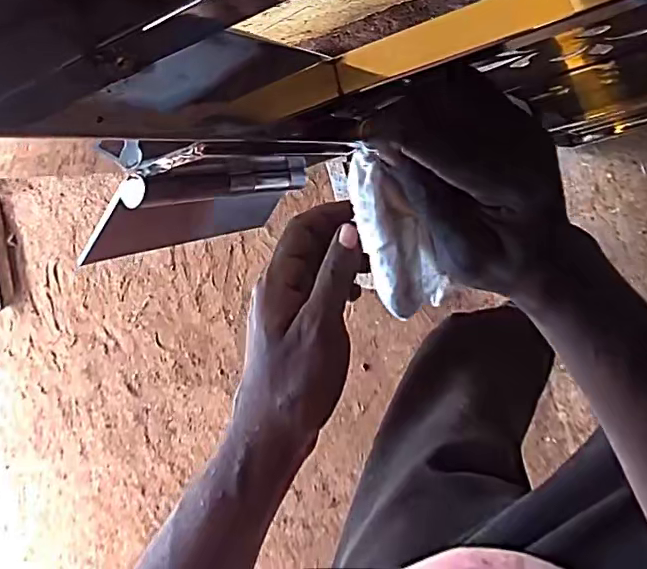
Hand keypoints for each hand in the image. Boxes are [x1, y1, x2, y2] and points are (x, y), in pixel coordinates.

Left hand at [231, 202, 366, 453]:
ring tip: (374, 262)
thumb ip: (334, 275)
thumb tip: (349, 229)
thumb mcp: (320, 325)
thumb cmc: (294, 383)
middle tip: (377, 234)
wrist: (269, 438)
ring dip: (341, 257)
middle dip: (340, 233)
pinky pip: (316, 289)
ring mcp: (283, 307)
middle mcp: (276, 287)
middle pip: (308, 244)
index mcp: (276, 281)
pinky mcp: (293, 325)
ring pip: (314, 267)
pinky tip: (357, 294)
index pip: (301, 228)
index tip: (364, 209)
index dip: (330, 212)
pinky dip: (338, 281)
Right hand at [365, 66, 575, 300]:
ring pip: (459, 91)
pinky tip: (419, 114)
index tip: (366, 137)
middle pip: (453, 110)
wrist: (546, 251)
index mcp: (513, 185)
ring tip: (392, 123)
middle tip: (374, 131)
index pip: (448, 146)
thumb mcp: (458, 252)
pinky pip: (471, 90)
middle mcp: (524, 144)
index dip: (402, 135)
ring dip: (419, 101)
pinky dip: (438, 96)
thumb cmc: (500, 263)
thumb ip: (425, 200)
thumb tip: (387, 151)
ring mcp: (523, 125)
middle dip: (405, 114)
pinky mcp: (516, 115)